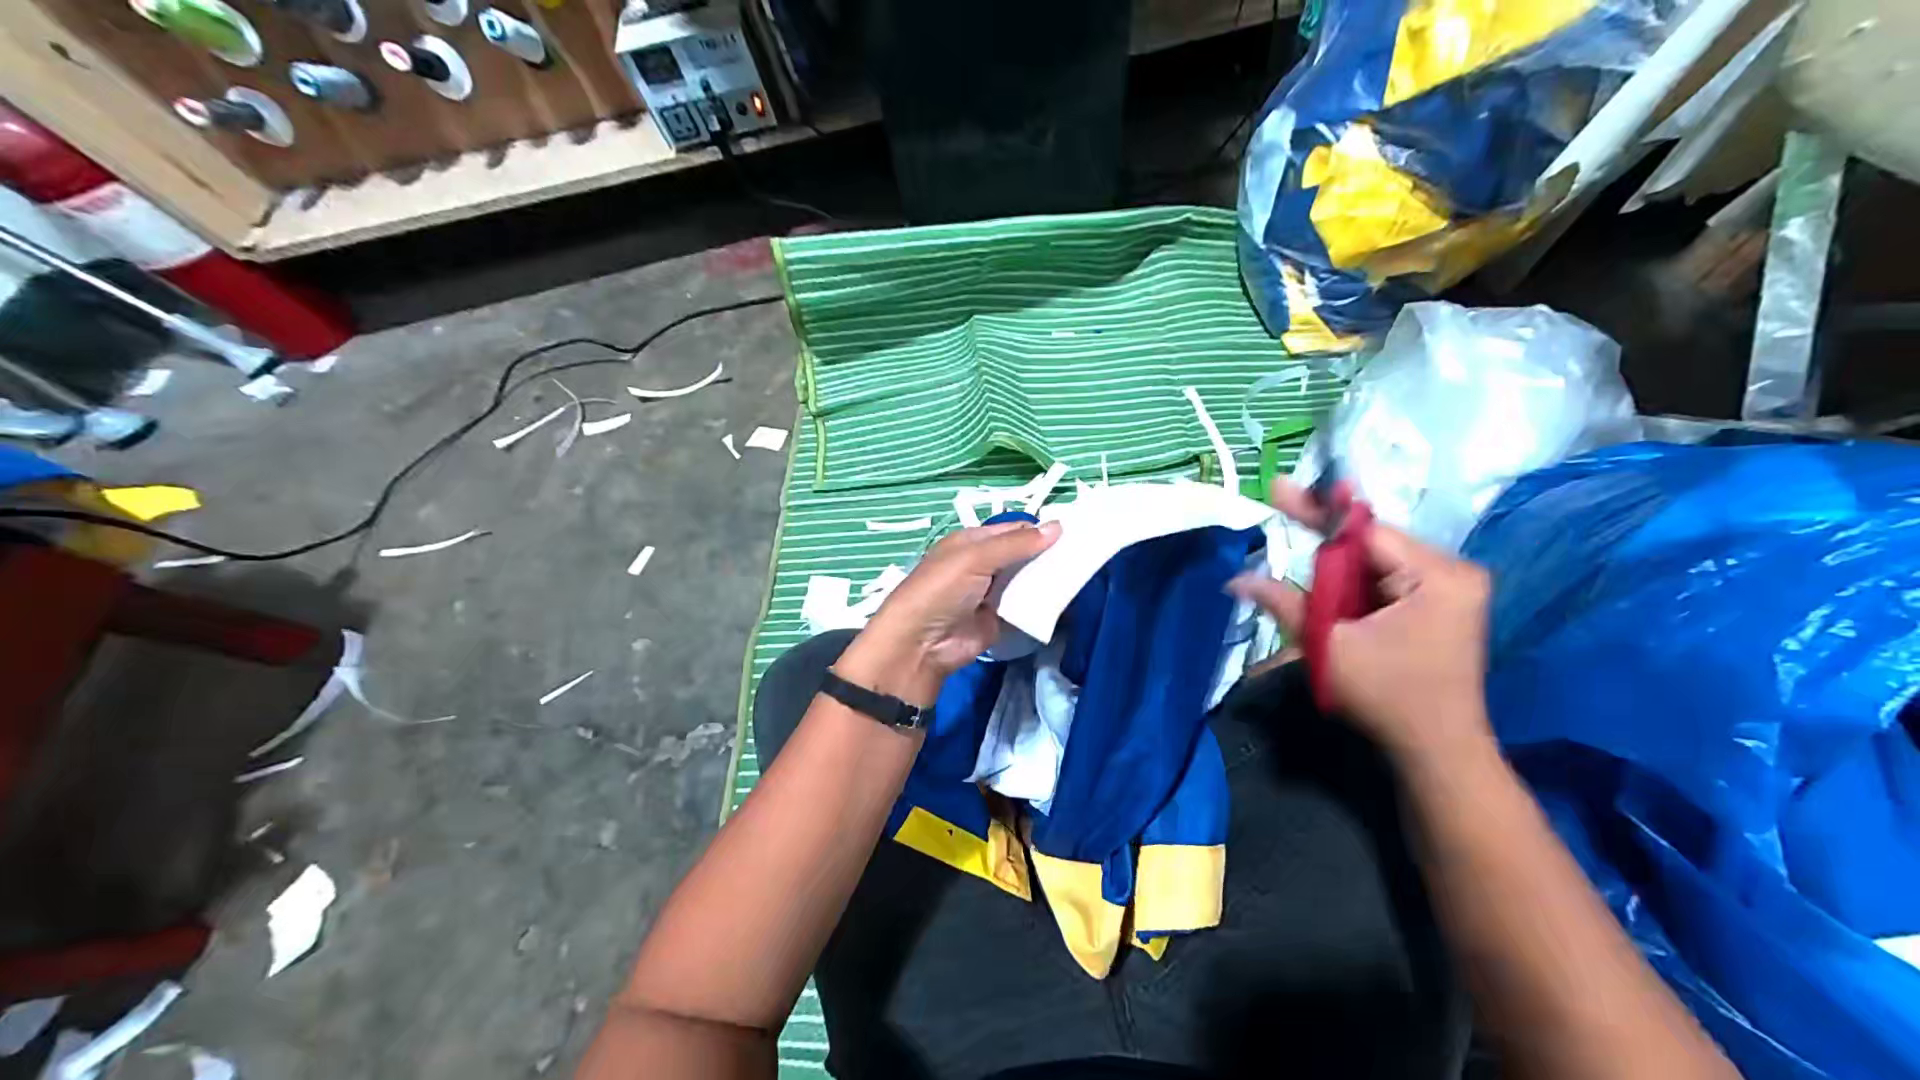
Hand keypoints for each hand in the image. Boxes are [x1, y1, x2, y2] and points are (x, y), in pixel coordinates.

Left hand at [837, 519, 1061, 706]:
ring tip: (1081, 575)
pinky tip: (1067, 600)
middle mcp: (983, 564)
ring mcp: (992, 593)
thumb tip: (1058, 527)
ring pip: (1027, 580)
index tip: (1074, 535)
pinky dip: (1042, 604)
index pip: (1013, 530)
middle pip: (1022, 555)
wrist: (921, 644)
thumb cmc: (942, 589)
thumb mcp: (976, 557)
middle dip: (1047, 556)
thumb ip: (1016, 544)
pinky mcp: (1000, 619)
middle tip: (1084, 556)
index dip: (1040, 531)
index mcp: (972, 542)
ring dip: (1048, 580)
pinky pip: (1026, 607)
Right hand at [1229, 479, 1494, 765]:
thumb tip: (1237, 580)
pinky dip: (1352, 584)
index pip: (1367, 532)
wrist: (1438, 753)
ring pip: (1375, 562)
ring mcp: (1450, 591)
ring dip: (1336, 565)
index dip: (1319, 513)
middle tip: (1282, 509)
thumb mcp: (1329, 647)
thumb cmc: (1388, 698)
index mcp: (1439, 576)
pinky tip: (1327, 588)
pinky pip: (1385, 581)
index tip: (1279, 488)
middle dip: (1324, 539)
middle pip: (1372, 543)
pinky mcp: (1439, 608)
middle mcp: (1453, 573)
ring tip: (1301, 556)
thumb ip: (1286, 603)